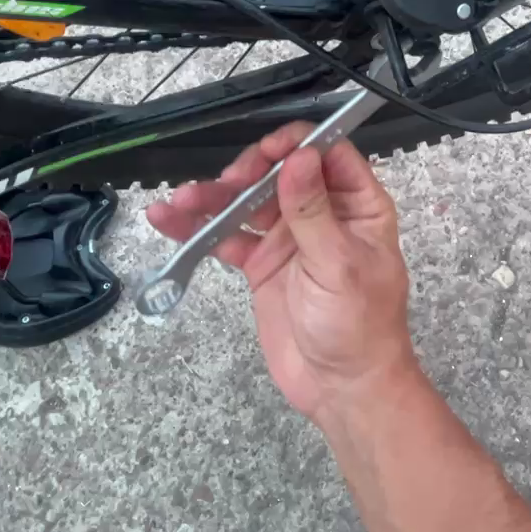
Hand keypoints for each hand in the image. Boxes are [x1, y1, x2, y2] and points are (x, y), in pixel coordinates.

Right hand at [146, 123, 417, 420]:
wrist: (342, 387)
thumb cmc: (360, 325)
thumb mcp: (339, 264)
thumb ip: (313, 211)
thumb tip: (300, 157)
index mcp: (357, 205)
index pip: (328, 155)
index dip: (298, 144)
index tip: (268, 150)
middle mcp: (323, 212)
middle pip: (282, 172)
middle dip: (251, 170)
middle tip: (229, 183)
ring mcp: (289, 237)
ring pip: (249, 202)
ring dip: (215, 197)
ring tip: (182, 199)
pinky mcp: (262, 263)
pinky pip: (229, 237)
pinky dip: (200, 229)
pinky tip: (171, 219)